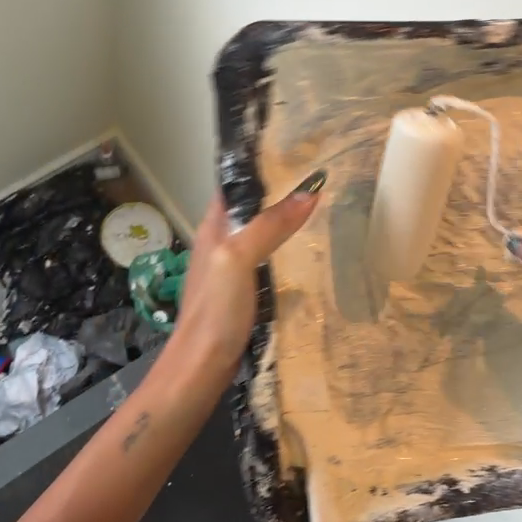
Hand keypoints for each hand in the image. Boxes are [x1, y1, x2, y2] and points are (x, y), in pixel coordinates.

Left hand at [169, 173, 324, 367]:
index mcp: (213, 229)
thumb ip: (269, 225)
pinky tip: (304, 262)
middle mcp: (219, 246)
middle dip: (279, 198)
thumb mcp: (239, 259)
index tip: (296, 155)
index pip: (236, 186)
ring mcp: (229, 274)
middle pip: (251, 212)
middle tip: (320, 185)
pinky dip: (284, 260)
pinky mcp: (241, 298)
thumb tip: (309, 192)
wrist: (201, 366)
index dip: (260, 169)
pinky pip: (266, 268)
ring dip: (284, 230)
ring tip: (320, 216)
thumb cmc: (215, 311)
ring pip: (260, 240)